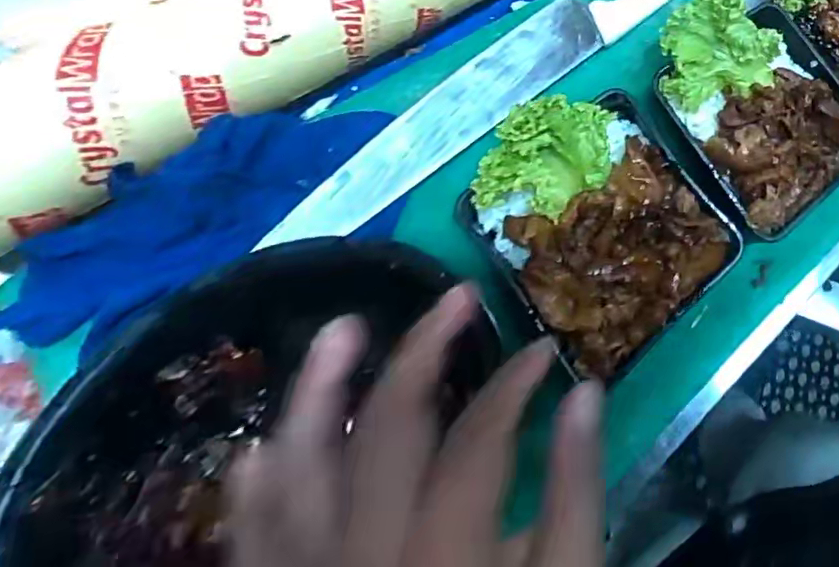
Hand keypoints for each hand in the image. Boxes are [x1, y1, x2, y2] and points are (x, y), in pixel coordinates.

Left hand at [229, 285, 602, 566]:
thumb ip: (578, 490)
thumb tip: (587, 393)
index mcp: (444, 556)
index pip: (478, 439)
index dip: (513, 384)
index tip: (544, 351)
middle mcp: (362, 562)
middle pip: (386, 435)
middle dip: (423, 353)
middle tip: (454, 297)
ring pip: (294, 480)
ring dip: (316, 396)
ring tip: (339, 332)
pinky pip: (250, 550)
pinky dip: (255, 492)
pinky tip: (263, 445)